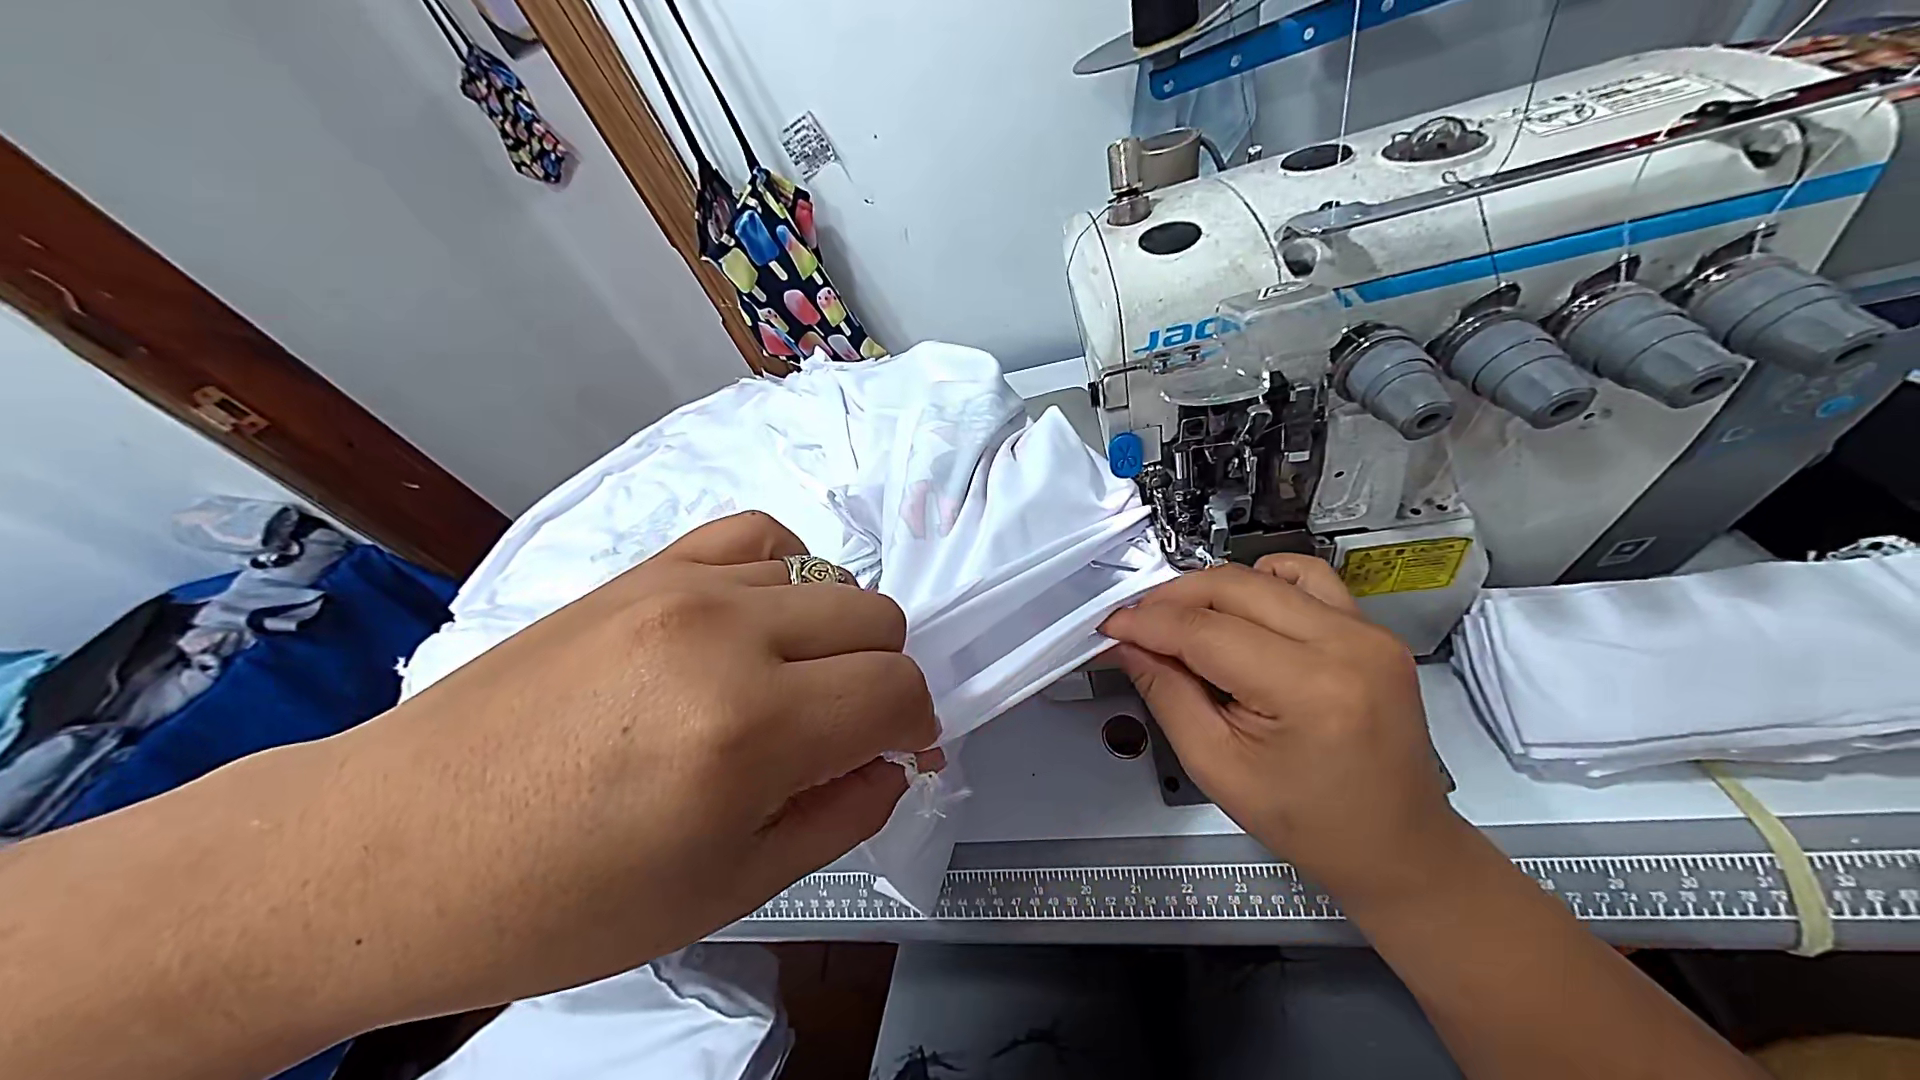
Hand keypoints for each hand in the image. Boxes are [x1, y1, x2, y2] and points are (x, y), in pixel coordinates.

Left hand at [330, 511, 938, 1016]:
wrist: (391, 847)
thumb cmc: (561, 900)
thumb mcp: (727, 891)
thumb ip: (841, 816)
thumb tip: (894, 762)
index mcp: (750, 730)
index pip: (898, 690)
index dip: (915, 725)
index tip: (898, 751)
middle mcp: (726, 635)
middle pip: (878, 619)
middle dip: (884, 677)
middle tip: (845, 727)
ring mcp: (682, 587)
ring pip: (829, 577)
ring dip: (836, 634)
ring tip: (793, 680)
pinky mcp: (644, 567)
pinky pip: (758, 535)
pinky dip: (787, 572)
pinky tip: (761, 616)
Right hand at [1099, 555, 1467, 906]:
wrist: (1394, 845)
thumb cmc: (1315, 824)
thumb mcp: (1216, 766)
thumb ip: (1166, 693)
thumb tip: (1129, 646)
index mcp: (1311, 690)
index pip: (1204, 630)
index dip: (1147, 623)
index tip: (1114, 627)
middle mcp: (1348, 647)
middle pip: (1232, 587)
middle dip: (1170, 601)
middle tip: (1136, 625)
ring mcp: (1367, 633)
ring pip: (1263, 576)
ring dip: (1210, 590)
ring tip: (1181, 621)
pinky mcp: (1370, 630)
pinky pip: (1308, 577)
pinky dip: (1263, 581)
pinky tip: (1241, 608)